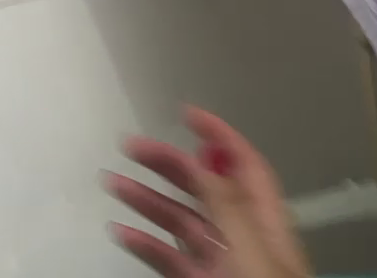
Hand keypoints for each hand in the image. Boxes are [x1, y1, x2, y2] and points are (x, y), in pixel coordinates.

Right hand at [104, 107, 309, 277]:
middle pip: (204, 188)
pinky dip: (144, 244)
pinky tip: (120, 233)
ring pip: (180, 222)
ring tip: (110, 182)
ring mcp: (221, 268)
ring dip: (146, 199)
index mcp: (265, 226)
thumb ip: (228, 207)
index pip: (246, 168)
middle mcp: (243, 241)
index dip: (220, 137)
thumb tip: (207, 161)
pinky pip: (169, 260)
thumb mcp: (252, 255)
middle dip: (169, 162)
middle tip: (130, 145)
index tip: (185, 113)